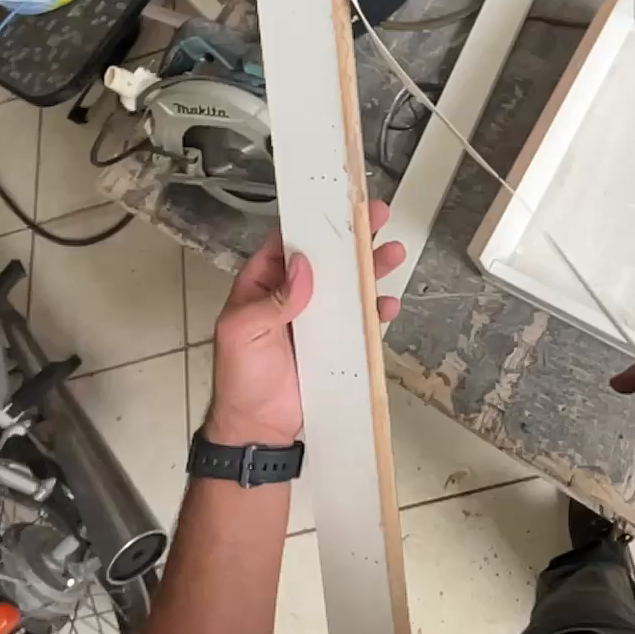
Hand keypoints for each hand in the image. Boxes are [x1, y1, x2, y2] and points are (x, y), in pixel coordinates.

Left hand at [204, 201, 405, 447]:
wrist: (259, 430)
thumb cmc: (241, 378)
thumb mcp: (241, 333)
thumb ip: (271, 300)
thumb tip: (303, 266)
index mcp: (265, 283)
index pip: (289, 242)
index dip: (312, 221)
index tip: (337, 203)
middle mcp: (294, 293)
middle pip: (327, 256)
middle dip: (352, 235)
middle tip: (377, 215)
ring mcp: (318, 316)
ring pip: (349, 282)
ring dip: (371, 266)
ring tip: (393, 252)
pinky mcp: (338, 340)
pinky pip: (361, 318)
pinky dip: (376, 308)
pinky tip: (388, 303)